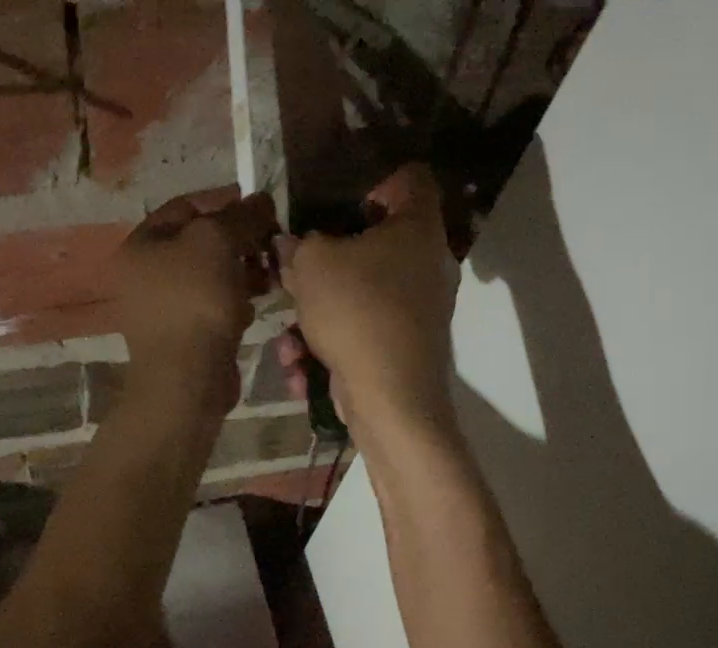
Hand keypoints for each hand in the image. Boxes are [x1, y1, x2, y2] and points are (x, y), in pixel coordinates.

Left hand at [110, 188, 278, 418]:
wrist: (188, 378)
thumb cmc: (196, 301)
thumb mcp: (218, 242)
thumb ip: (241, 215)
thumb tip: (262, 199)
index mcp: (141, 243)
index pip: (188, 206)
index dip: (227, 203)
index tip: (264, 211)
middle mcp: (145, 274)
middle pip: (201, 243)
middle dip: (239, 242)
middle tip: (270, 247)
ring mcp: (163, 308)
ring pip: (211, 277)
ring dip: (242, 273)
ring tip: (270, 277)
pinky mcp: (184, 336)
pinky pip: (214, 308)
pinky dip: (235, 303)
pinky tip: (254, 307)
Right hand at [274, 165, 461, 438]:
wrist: (390, 397)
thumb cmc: (356, 311)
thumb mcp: (311, 266)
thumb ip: (296, 247)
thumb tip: (288, 245)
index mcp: (419, 227)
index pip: (412, 179)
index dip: (376, 182)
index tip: (340, 207)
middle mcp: (429, 265)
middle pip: (375, 247)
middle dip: (327, 267)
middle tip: (296, 278)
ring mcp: (420, 312)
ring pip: (360, 301)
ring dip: (317, 321)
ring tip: (289, 345)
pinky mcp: (405, 350)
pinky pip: (363, 336)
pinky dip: (332, 351)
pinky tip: (302, 373)